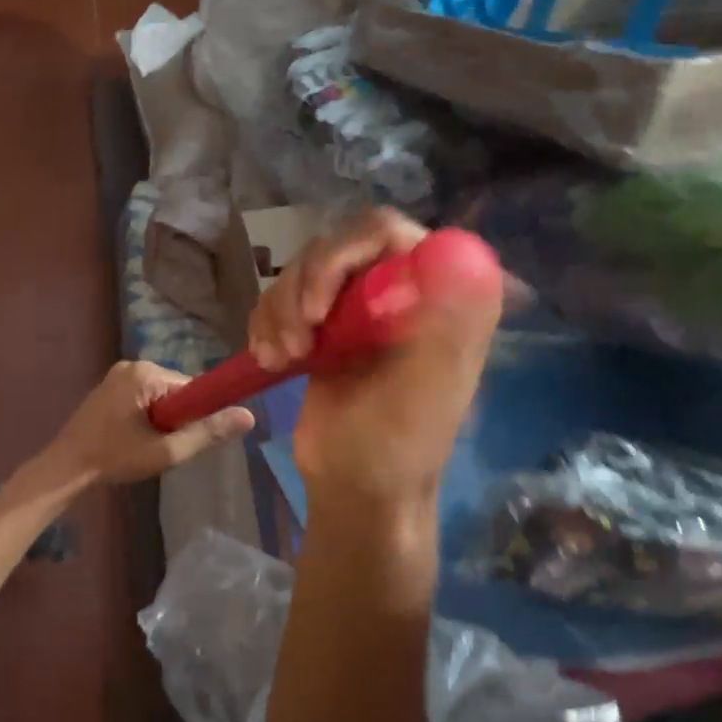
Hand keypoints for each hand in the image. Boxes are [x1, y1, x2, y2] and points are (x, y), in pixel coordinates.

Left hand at [40, 361, 253, 485]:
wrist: (68, 466)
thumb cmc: (115, 458)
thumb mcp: (167, 450)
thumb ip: (207, 432)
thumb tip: (249, 416)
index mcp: (145, 373)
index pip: (193, 387)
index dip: (199, 414)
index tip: (189, 438)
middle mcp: (131, 365)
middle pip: (177, 390)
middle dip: (178, 418)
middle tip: (164, 446)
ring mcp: (117, 375)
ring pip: (161, 396)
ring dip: (162, 420)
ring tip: (147, 445)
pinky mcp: (109, 388)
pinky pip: (143, 398)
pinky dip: (147, 417)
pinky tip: (134, 439)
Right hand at [249, 208, 501, 510]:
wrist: (354, 487)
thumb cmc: (393, 448)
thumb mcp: (420, 388)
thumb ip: (441, 320)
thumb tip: (454, 249)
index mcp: (441, 296)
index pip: (385, 234)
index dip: (340, 257)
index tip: (317, 310)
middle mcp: (402, 291)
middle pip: (334, 247)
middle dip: (300, 291)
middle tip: (294, 344)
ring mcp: (359, 310)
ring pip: (301, 273)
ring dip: (279, 312)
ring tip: (282, 359)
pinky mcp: (325, 330)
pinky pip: (282, 301)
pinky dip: (266, 325)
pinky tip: (271, 360)